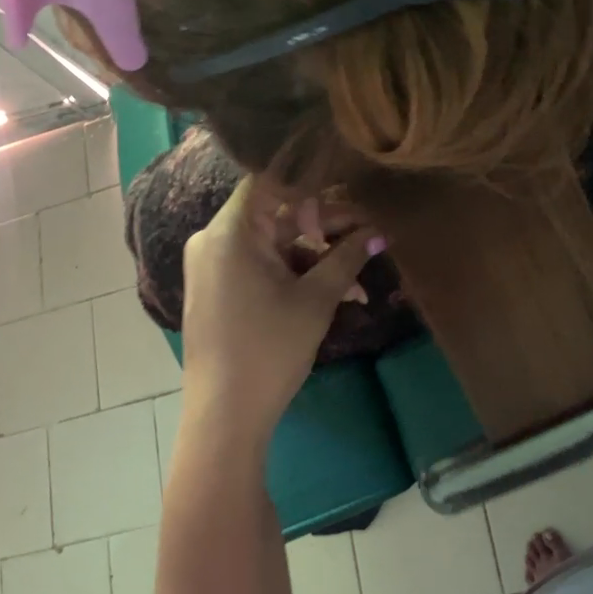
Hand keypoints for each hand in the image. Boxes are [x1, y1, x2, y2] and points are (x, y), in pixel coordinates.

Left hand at [181, 178, 382, 437]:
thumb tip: (378, 232)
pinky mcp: (219, 290)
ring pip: (273, 244)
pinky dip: (295, 274)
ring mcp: (214, 266)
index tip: (353, 198)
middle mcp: (214, 240)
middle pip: (275, 214)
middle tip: (370, 236)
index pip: (271, 180)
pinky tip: (335, 294)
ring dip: (316, 257)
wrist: (225, 412)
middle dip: (325, 227)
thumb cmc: (270, 349)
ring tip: (359, 280)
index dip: (314, 186)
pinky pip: (261, 266)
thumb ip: (347, 258)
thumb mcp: (315, 300)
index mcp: (231, 232)